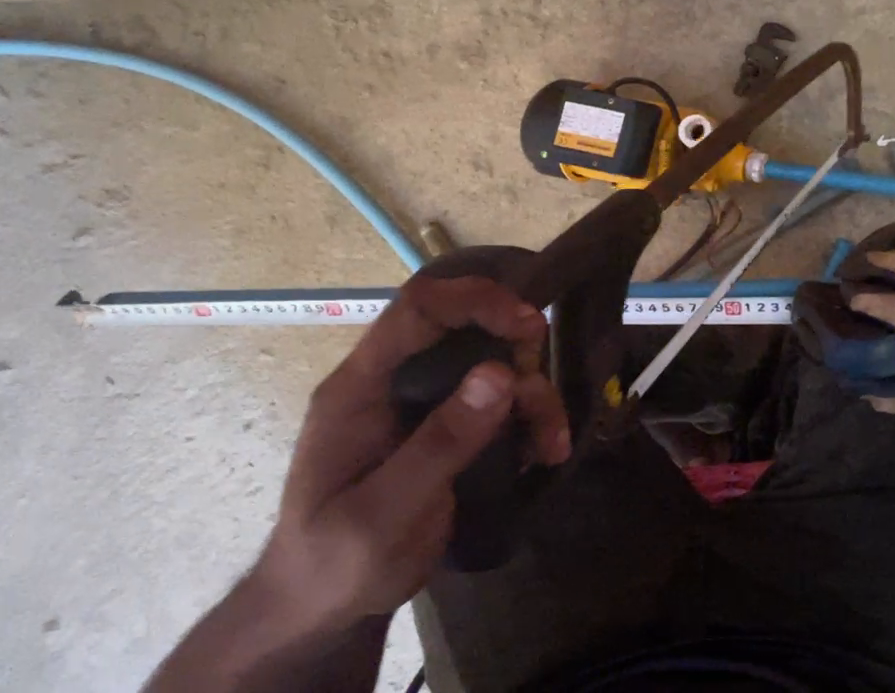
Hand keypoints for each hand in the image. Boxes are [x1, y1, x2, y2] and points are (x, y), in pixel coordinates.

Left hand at [249, 275, 570, 637]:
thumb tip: (501, 373)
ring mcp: (427, 404)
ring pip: (499, 368)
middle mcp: (396, 382)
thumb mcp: (384, 513)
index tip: (529, 326)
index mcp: (361, 388)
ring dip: (536, 398)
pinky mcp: (454, 426)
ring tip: (552, 444)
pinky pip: (507, 402)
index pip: (419, 310)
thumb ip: (441, 443)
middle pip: (470, 330)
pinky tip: (546, 453)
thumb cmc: (336, 562)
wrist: (325, 609)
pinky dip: (535, 420)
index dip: (477, 301)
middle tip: (544, 388)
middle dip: (518, 351)